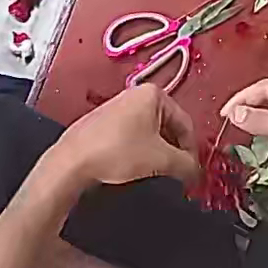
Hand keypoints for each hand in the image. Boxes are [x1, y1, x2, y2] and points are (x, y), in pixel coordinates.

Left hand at [38, 84, 198, 194]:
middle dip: (174, 151)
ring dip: (157, 153)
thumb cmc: (117, 151)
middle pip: (168, 126)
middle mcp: (136, 95)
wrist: (73, 161)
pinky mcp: (105, 122)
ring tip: (156, 172)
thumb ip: (186, 164)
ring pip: (150, 132)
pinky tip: (135, 167)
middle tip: (177, 173)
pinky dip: (139, 151)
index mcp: (153, 94)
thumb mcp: (161, 159)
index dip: (191, 150)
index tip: (192, 170)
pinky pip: (133, 135)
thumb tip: (194, 171)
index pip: (185, 122)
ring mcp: (119, 107)